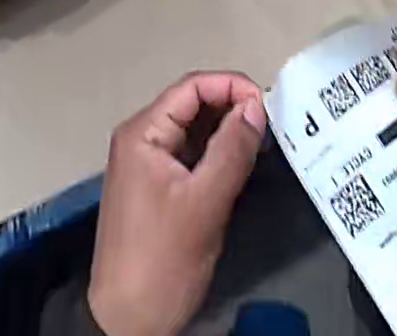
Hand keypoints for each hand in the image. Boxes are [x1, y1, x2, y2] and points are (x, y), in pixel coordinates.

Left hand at [88, 72, 267, 335]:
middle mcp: (143, 137)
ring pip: (196, 126)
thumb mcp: (204, 203)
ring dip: (229, 127)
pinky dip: (220, 148)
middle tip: (270, 122)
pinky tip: (245, 157)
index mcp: (143, 132)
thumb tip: (256, 106)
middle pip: (193, 103)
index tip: (266, 103)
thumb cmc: (161, 259)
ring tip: (264, 138)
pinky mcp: (160, 182)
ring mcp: (150, 160)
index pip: (191, 87)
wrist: (127, 325)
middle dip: (232, 105)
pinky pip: (194, 150)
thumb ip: (232, 149)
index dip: (230, 86)